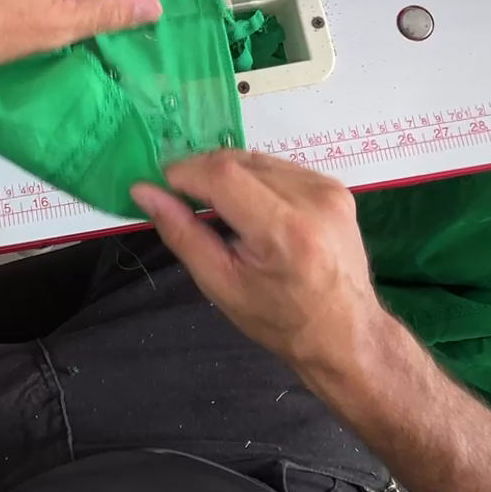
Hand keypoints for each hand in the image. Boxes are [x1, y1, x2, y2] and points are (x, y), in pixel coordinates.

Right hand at [130, 151, 397, 380]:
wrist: (346, 333)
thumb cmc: (279, 320)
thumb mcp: (221, 284)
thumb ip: (181, 233)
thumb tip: (144, 192)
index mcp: (285, 231)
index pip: (223, 175)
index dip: (184, 173)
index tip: (159, 186)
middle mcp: (312, 199)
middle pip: (237, 161)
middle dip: (200, 173)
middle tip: (180, 198)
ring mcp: (327, 188)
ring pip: (255, 159)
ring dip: (225, 174)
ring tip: (216, 208)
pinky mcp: (333, 185)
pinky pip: (276, 166)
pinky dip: (251, 178)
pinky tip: (248, 207)